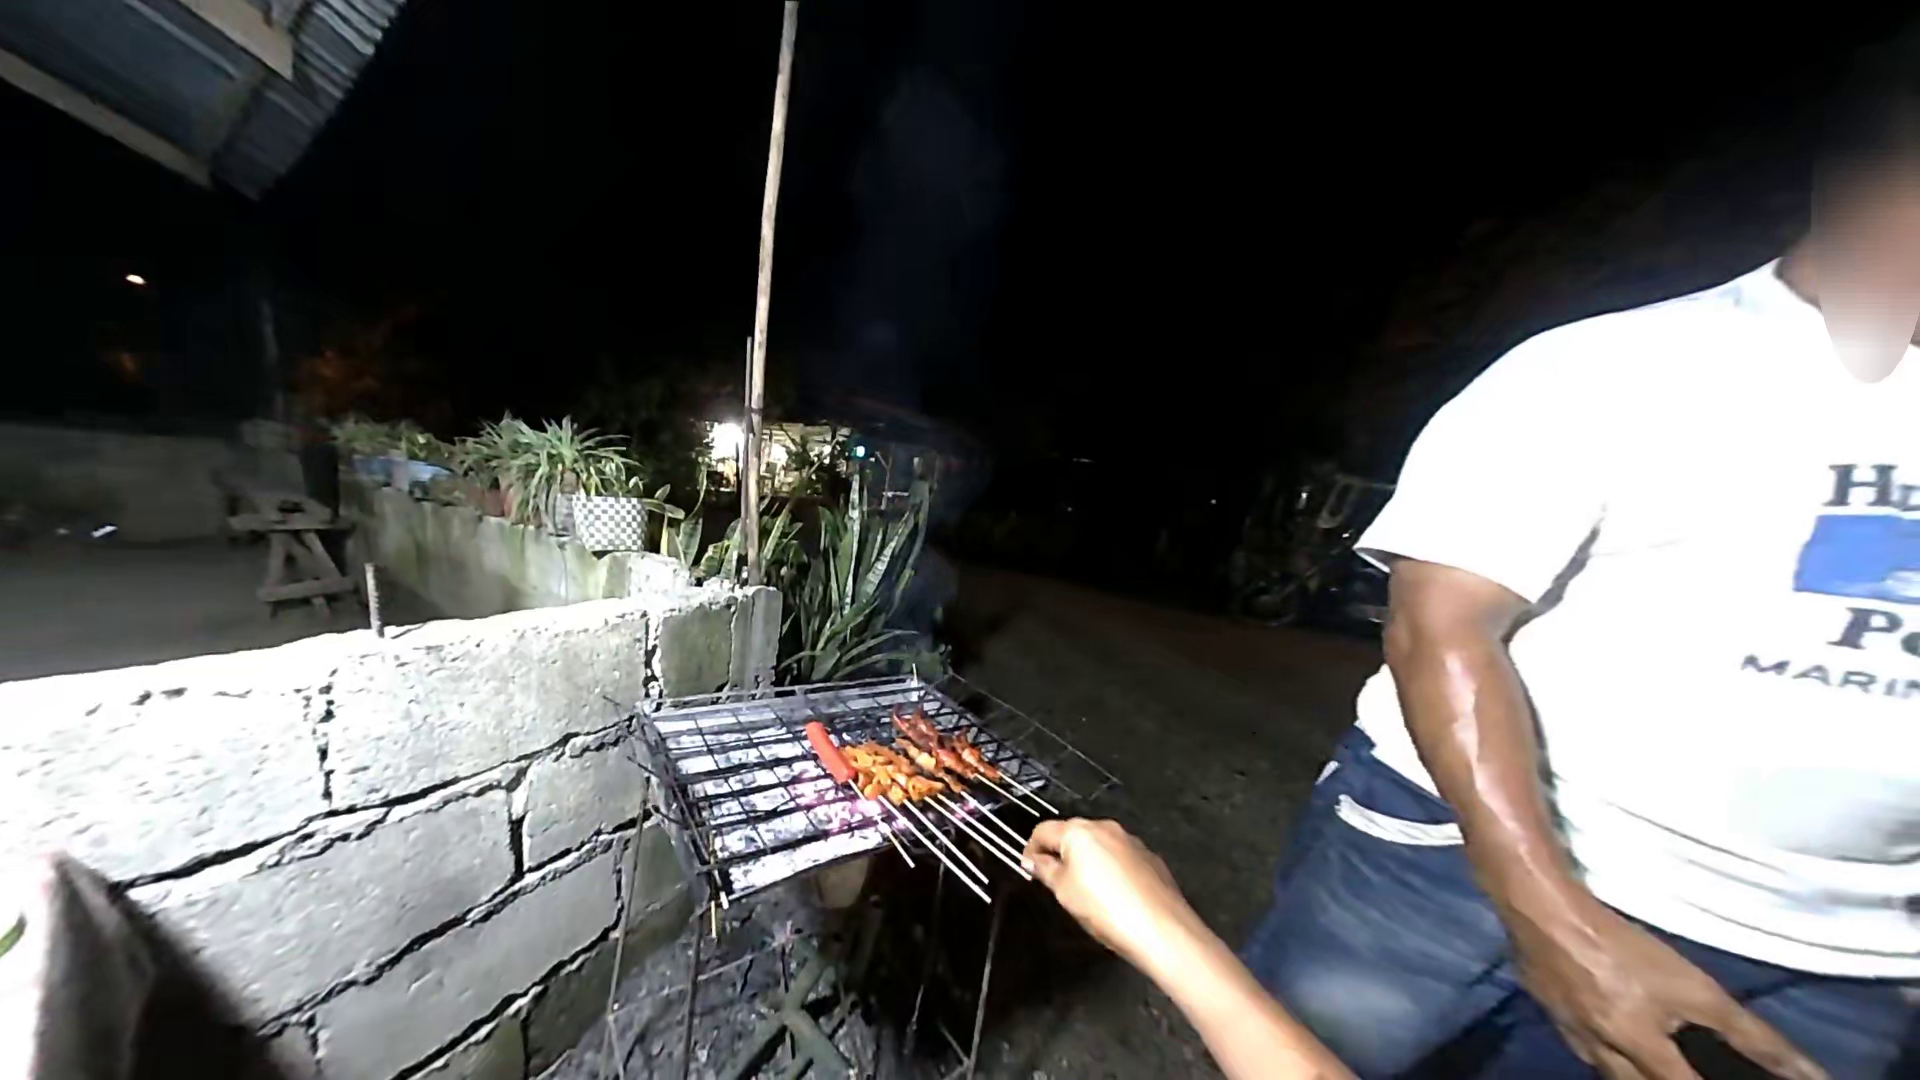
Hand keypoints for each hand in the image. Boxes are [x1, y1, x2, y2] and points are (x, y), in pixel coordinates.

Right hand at [1022, 818, 1199, 967]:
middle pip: (1072, 834)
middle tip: (1056, 883)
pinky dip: (1111, 869)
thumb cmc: (1106, 910)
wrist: (1163, 930)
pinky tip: (1116, 896)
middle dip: (1061, 853)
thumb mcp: (1064, 893)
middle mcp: (1105, 827)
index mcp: (1079, 831)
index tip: (1028, 867)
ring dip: (1087, 860)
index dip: (1031, 848)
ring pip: (1098, 844)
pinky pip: (1120, 856)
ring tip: (1088, 893)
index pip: (1044, 830)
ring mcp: (1130, 840)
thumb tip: (1034, 859)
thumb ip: (1045, 870)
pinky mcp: (1150, 857)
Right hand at [1505, 890, 1826, 1079]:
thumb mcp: (1694, 987)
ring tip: (1634, 1056)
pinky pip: (1568, 1029)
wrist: (1538, 904)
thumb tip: (1811, 1077)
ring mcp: (1560, 1018)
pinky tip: (1590, 1015)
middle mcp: (1596, 1043)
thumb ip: (1752, 1036)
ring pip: (1594, 1061)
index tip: (1717, 1078)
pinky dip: (1587, 1035)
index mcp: (1637, 1047)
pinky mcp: (1537, 992)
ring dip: (1617, 1066)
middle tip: (1669, 1071)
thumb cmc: (1616, 945)